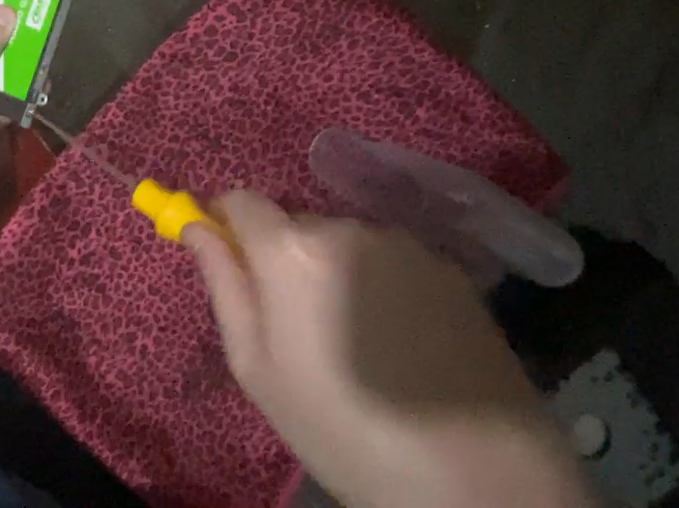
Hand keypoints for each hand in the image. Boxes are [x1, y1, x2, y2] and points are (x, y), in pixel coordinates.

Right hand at [183, 191, 594, 507]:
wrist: (482, 482)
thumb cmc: (343, 429)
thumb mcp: (258, 368)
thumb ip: (224, 285)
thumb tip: (196, 228)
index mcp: (291, 250)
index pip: (241, 200)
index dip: (227, 222)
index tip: (230, 256)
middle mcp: (347, 228)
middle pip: (295, 224)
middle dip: (285, 258)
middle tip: (299, 325)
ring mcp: (405, 246)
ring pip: (345, 242)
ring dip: (337, 271)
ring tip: (358, 340)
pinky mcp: (453, 272)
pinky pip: (393, 261)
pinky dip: (383, 285)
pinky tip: (402, 342)